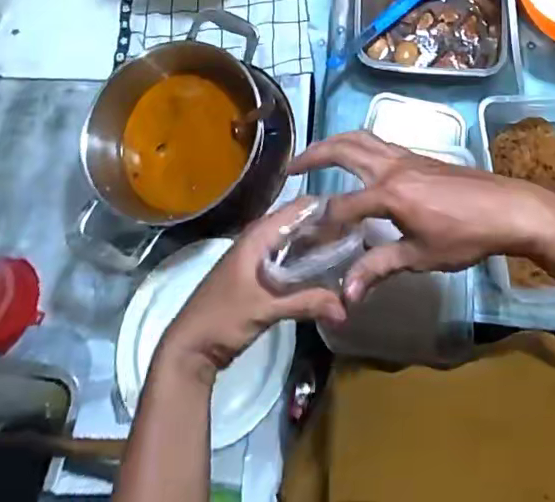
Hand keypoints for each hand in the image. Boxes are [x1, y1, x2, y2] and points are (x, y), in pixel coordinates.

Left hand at [159, 199, 346, 377]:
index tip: (358, 215)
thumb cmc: (222, 318)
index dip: (327, 208)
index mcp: (258, 235)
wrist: (191, 347)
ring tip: (354, 254)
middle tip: (363, 238)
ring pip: (296, 244)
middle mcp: (260, 239)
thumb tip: (345, 306)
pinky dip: (308, 266)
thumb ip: (305, 302)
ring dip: (320, 249)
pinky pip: (291, 262)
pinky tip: (330, 276)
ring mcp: (260, 258)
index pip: (298, 208)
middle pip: (300, 225)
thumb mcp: (265, 309)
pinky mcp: (262, 278)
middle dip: (329, 229)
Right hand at [286, 131, 554, 301]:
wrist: (508, 208)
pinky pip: (376, 141)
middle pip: (343, 149)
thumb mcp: (421, 256)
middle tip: (291, 166)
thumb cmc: (465, 236)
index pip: (342, 205)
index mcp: (388, 192)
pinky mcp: (416, 156)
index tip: (305, 233)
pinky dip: (355, 144)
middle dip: (314, 154)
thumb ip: (379, 267)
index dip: (322, 221)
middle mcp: (391, 166)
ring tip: (315, 154)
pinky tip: (355, 159)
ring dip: (333, 142)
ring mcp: (404, 156)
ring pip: (360, 138)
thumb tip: (347, 293)